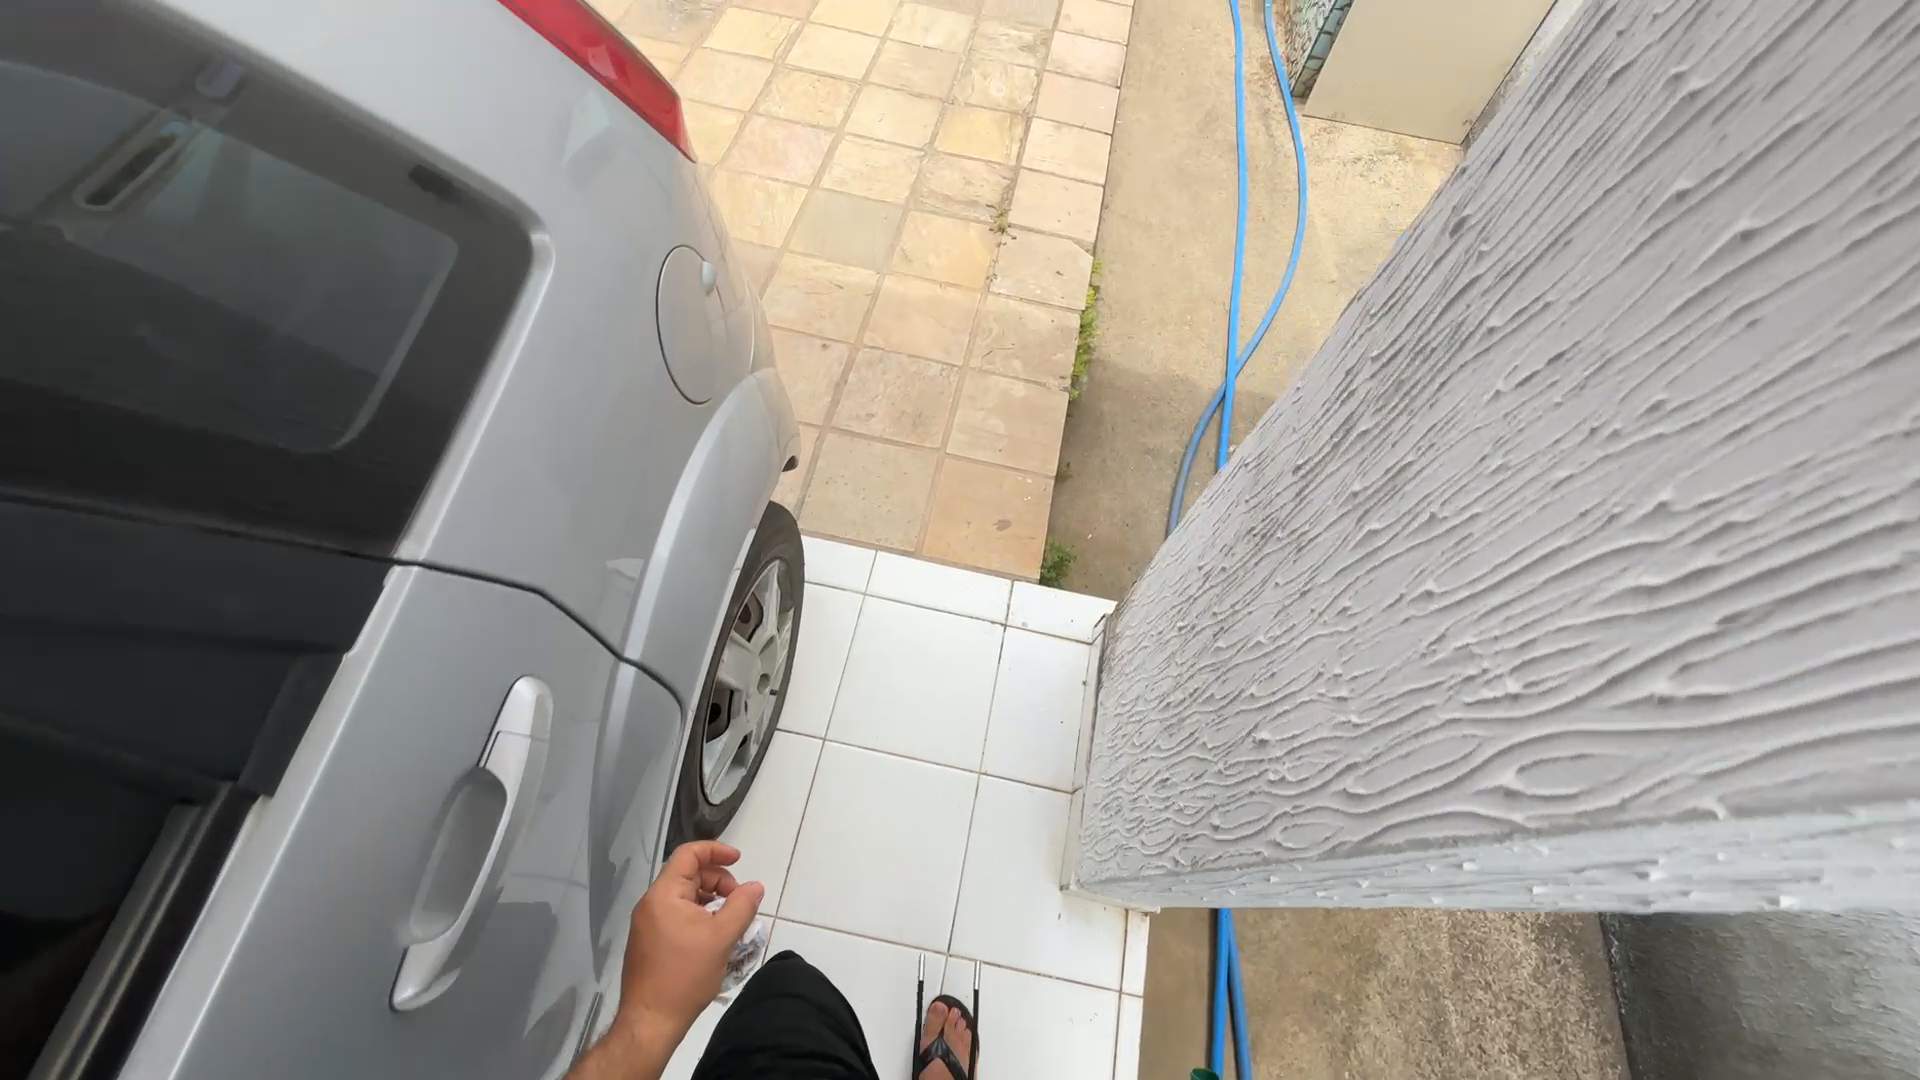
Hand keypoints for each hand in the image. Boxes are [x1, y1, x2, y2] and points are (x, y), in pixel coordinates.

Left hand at [616, 840, 764, 1040]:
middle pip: (688, 874)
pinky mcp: (649, 942)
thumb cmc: (685, 976)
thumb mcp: (722, 937)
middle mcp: (651, 904)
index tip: (738, 860)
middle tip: (738, 901)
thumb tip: (755, 887)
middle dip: (718, 880)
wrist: (649, 1024)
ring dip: (710, 899)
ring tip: (729, 921)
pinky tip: (713, 936)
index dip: (716, 851)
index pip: (689, 854)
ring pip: (684, 896)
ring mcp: (647, 924)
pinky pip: (677, 914)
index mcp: (663, 895)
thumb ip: (742, 906)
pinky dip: (698, 915)